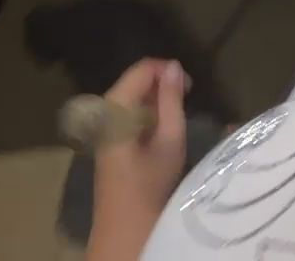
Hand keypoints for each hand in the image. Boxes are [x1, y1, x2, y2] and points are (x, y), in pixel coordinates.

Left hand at [89, 58, 189, 257]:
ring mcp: (104, 126)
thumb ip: (172, 100)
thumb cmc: (150, 184)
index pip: (142, 69)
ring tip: (178, 111)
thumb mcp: (170, 139)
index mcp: (117, 109)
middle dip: (162, 83)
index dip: (168, 70)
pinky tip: (162, 126)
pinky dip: (147, 111)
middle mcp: (106, 112)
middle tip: (187, 98)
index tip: (190, 86)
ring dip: (156, 97)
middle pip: (135, 80)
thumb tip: (175, 66)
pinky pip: (128, 111)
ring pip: (132, 95)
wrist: (124, 228)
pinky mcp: (108, 138)